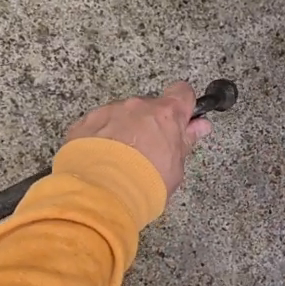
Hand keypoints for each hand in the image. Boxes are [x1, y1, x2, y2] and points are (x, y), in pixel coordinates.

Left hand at [65, 81, 212, 196]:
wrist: (101, 192)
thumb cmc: (143, 182)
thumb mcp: (175, 168)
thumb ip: (185, 142)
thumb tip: (198, 127)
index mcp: (166, 115)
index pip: (183, 93)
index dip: (184, 106)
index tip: (182, 121)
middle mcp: (138, 107)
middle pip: (150, 108)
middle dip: (150, 125)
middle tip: (149, 153)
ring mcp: (110, 112)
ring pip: (122, 116)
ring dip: (124, 132)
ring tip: (121, 162)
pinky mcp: (86, 122)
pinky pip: (98, 125)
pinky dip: (101, 139)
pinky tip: (102, 161)